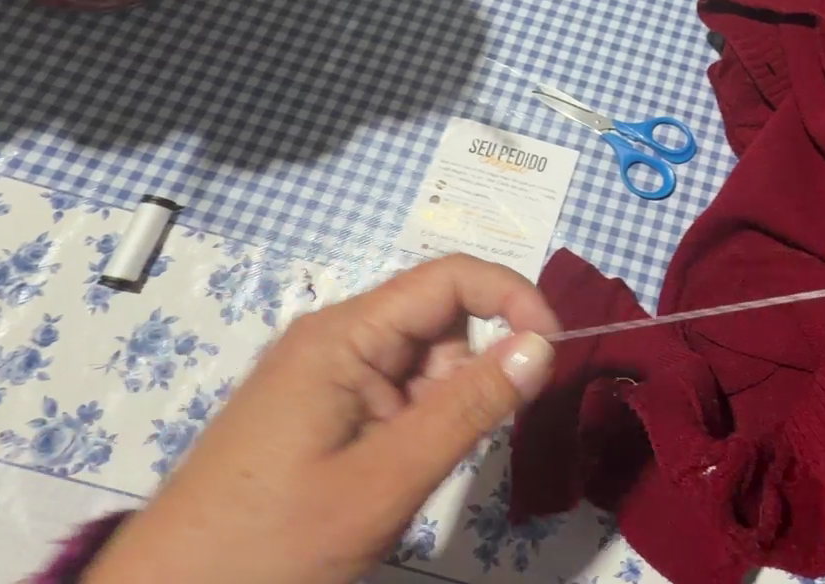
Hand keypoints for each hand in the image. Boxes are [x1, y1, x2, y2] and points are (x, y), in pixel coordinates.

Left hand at [84, 255, 559, 583]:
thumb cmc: (270, 545)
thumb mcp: (385, 481)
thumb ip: (470, 407)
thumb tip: (545, 344)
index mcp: (345, 332)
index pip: (451, 278)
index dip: (513, 298)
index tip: (554, 350)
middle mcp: (337, 336)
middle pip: (440, 318)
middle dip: (476, 364)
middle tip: (474, 435)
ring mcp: (326, 372)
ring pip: (423, 358)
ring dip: (447, 400)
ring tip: (417, 468)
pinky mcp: (323, 406)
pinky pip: (397, 390)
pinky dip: (420, 420)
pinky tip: (398, 470)